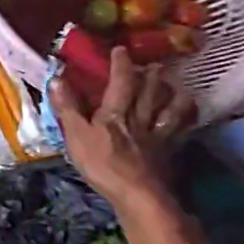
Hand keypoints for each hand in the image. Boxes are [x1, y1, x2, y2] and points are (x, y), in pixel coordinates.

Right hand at [49, 47, 196, 211]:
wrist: (138, 194)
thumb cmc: (102, 164)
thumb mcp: (76, 135)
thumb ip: (67, 107)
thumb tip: (57, 79)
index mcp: (116, 112)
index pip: (121, 81)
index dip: (121, 64)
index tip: (121, 50)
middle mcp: (141, 117)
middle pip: (151, 91)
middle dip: (151, 75)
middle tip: (153, 64)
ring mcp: (159, 134)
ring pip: (171, 107)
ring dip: (174, 94)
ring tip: (174, 86)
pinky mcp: (170, 151)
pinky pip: (182, 130)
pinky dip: (186, 120)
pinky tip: (186, 117)